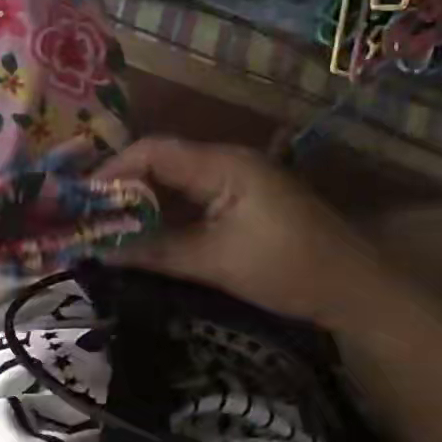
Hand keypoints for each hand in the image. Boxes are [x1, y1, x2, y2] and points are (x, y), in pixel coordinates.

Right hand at [96, 137, 415, 334]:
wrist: (358, 290)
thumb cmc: (290, 270)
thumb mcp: (217, 263)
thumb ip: (156, 251)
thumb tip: (101, 251)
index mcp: (223, 164)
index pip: (154, 152)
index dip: (113, 171)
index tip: (82, 199)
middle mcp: (225, 160)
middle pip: (160, 160)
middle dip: (122, 184)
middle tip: (87, 212)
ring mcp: (235, 177)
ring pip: (173, 178)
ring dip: (142, 198)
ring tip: (107, 221)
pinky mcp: (240, 197)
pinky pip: (190, 194)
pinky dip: (165, 209)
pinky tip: (145, 229)